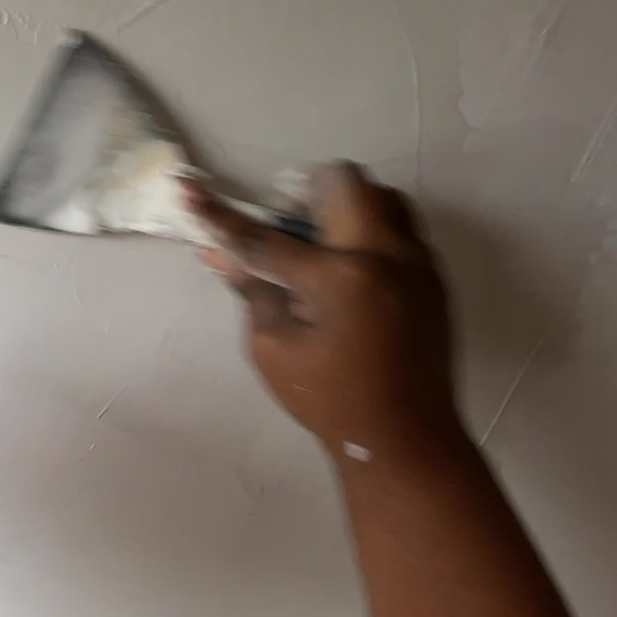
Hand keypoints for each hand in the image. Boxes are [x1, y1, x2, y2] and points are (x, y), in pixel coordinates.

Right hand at [190, 162, 464, 465]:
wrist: (402, 433)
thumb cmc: (325, 396)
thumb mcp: (272, 346)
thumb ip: (253, 290)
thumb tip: (219, 253)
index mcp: (340, 278)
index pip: (265, 238)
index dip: (218, 215)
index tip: (185, 187)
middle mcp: (387, 255)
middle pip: (344, 183)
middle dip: (301, 192)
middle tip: (280, 222)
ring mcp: (418, 261)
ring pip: (381, 197)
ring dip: (339, 207)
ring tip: (313, 244)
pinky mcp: (431, 275)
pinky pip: (397, 227)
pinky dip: (362, 231)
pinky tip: (341, 272)